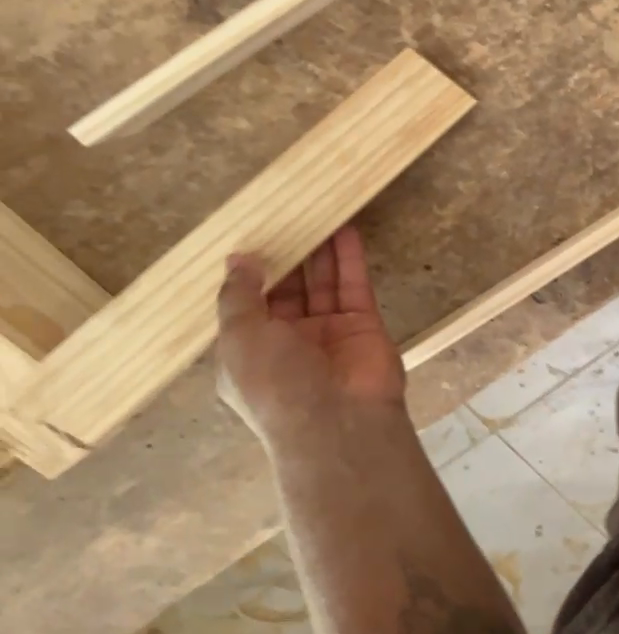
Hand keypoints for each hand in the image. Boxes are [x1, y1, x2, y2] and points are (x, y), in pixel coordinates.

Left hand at [216, 227, 405, 446]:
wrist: (338, 418)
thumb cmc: (275, 382)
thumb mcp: (240, 339)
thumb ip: (240, 296)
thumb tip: (239, 258)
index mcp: (247, 350)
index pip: (247, 304)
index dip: (250, 272)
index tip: (254, 237)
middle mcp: (287, 339)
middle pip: (288, 289)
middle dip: (289, 257)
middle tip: (290, 218)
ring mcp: (328, 331)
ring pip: (321, 283)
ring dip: (320, 252)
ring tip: (319, 215)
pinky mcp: (364, 323)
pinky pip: (353, 286)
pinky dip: (349, 260)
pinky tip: (346, 232)